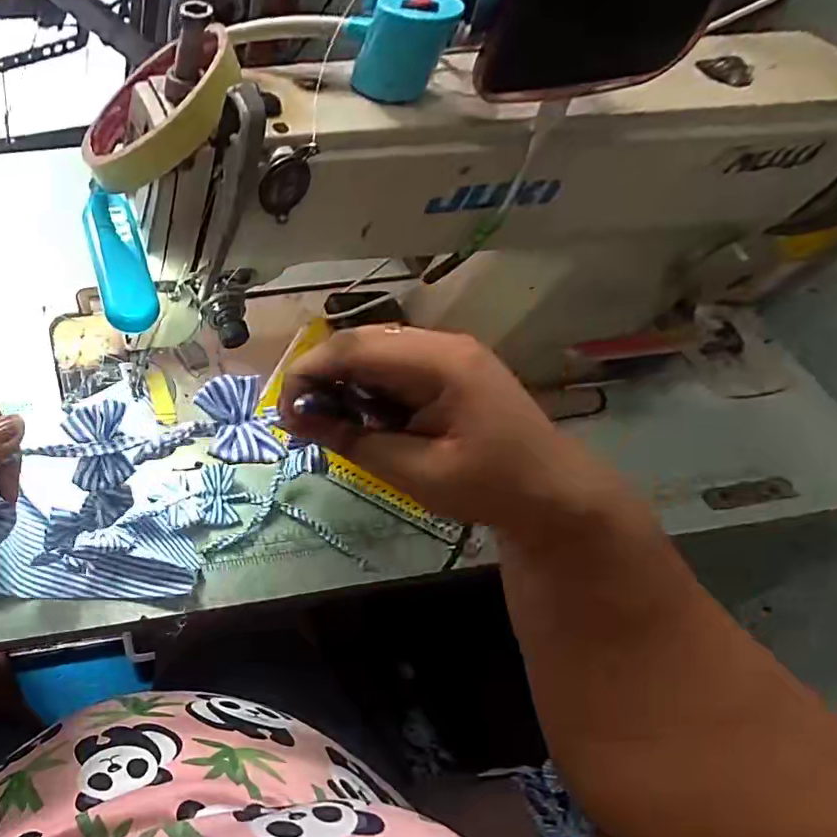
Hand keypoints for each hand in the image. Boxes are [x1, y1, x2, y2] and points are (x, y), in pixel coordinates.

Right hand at [277, 327, 629, 536]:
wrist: (553, 494)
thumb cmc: (489, 486)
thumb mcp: (414, 472)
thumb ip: (353, 440)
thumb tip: (296, 419)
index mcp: (440, 363)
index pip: (353, 348)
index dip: (308, 373)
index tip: (284, 413)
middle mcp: (441, 345)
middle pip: (359, 342)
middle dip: (320, 376)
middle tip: (299, 421)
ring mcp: (446, 355)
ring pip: (371, 352)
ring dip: (340, 382)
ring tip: (325, 423)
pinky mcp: (446, 371)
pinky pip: (390, 367)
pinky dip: (363, 389)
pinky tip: (359, 419)